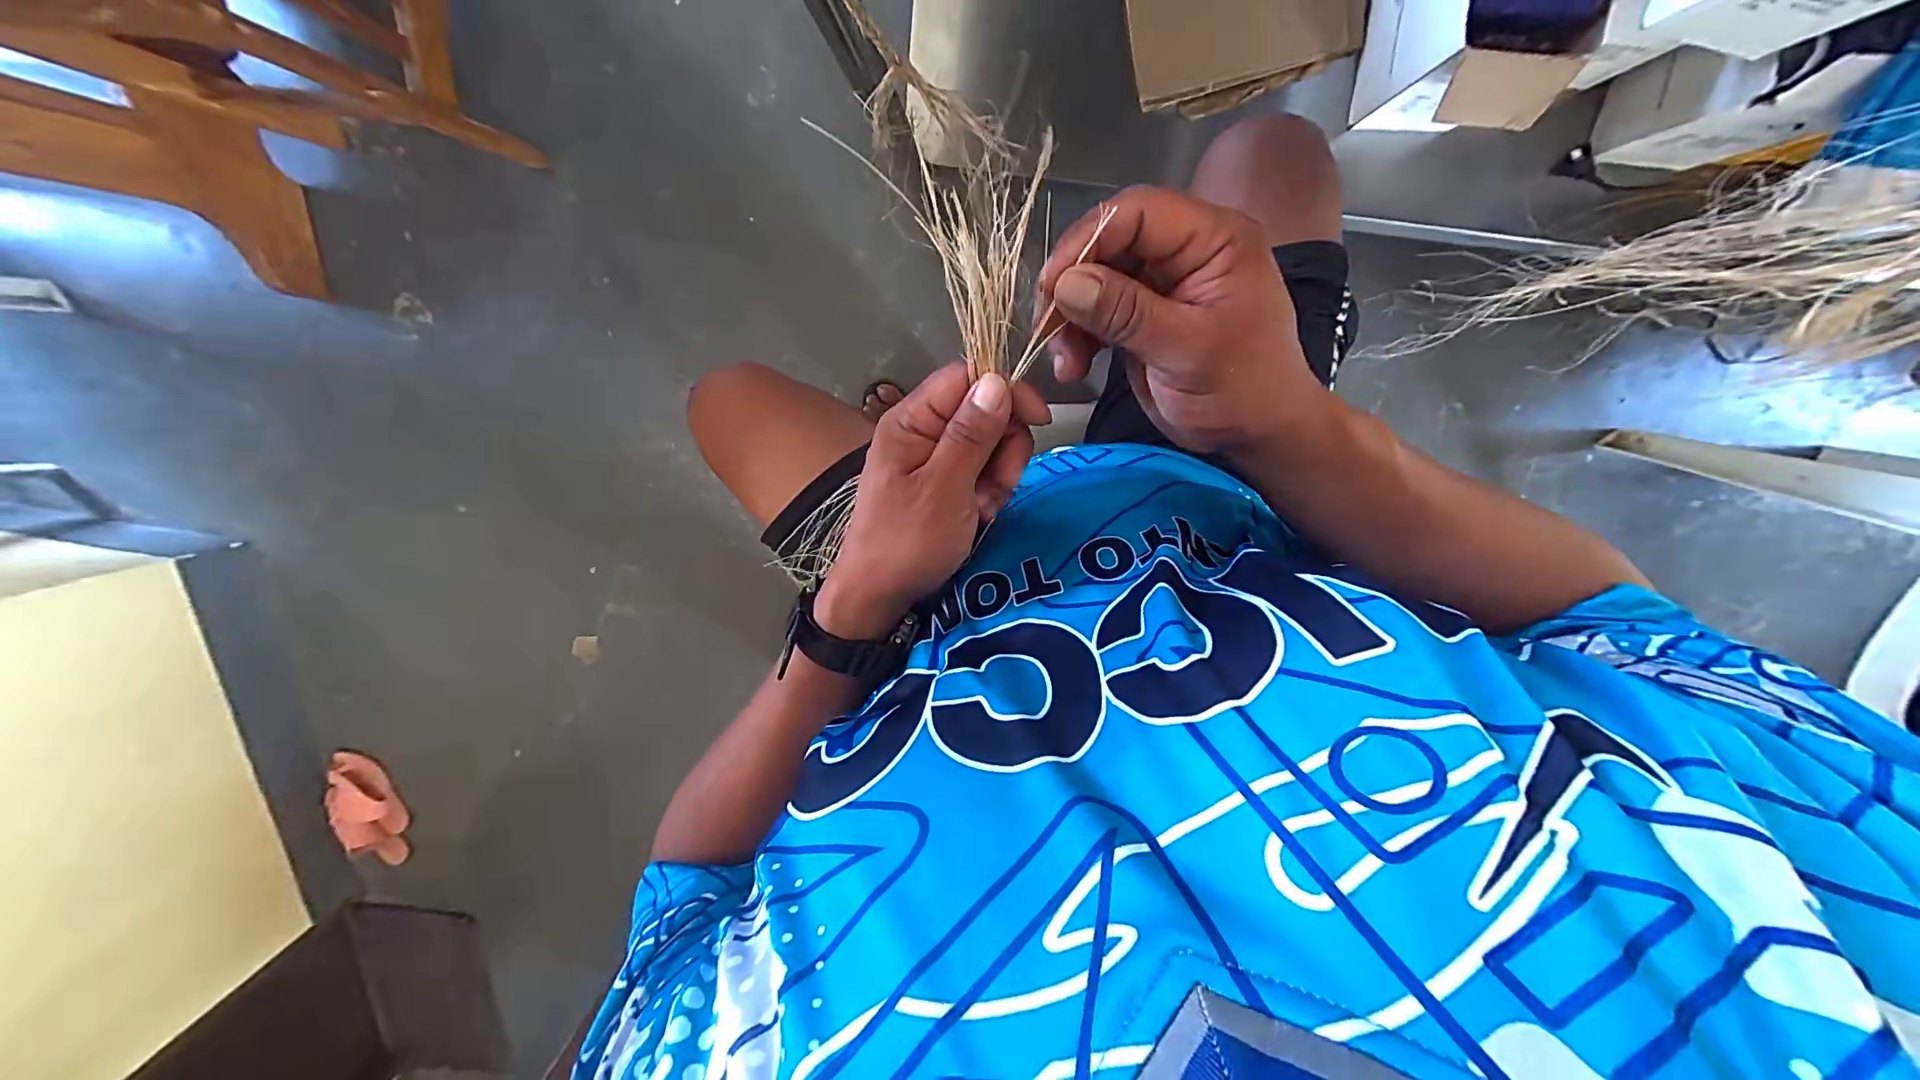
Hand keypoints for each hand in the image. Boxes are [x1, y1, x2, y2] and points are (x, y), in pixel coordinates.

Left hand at [814, 363, 1049, 639]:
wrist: (880, 597)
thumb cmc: (906, 543)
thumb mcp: (944, 489)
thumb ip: (971, 435)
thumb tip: (997, 382)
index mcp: (911, 420)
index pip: (967, 377)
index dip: (1007, 391)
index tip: (1039, 420)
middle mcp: (923, 430)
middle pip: (986, 410)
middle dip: (1004, 447)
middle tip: (998, 485)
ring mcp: (935, 457)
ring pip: (991, 443)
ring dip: (999, 475)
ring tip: (983, 508)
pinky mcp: (946, 481)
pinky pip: (983, 471)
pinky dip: (990, 492)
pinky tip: (980, 515)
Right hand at [1037, 186, 1333, 455]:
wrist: (1255, 432)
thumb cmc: (1240, 390)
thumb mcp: (1185, 350)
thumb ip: (1126, 312)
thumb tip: (1066, 283)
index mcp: (1213, 239)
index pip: (1138, 212)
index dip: (1087, 240)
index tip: (1052, 285)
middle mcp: (1185, 251)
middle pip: (1108, 243)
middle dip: (1072, 286)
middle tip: (1048, 329)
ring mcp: (1162, 283)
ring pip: (1095, 279)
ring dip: (1070, 319)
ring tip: (1067, 362)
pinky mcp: (1143, 314)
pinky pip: (1098, 310)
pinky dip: (1078, 336)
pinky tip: (1075, 366)